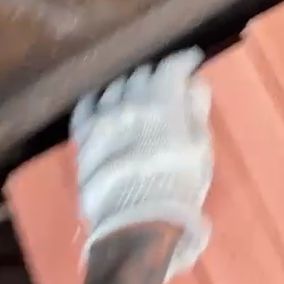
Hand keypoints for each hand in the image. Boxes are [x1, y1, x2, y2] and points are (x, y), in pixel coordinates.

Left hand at [71, 48, 212, 279]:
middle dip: (158, 75)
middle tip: (168, 85)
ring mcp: (103, 116)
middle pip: (144, 73)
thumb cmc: (178, 185)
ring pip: (116, 86)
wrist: (136, 224)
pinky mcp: (83, 137)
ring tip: (138, 95)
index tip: (193, 59)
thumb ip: (196, 110)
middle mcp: (130, 99)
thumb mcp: (200, 147)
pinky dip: (97, 99)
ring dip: (131, 86)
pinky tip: (103, 100)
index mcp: (162, 99)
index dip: (184, 59)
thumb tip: (194, 83)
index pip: (172, 66)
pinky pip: (86, 106)